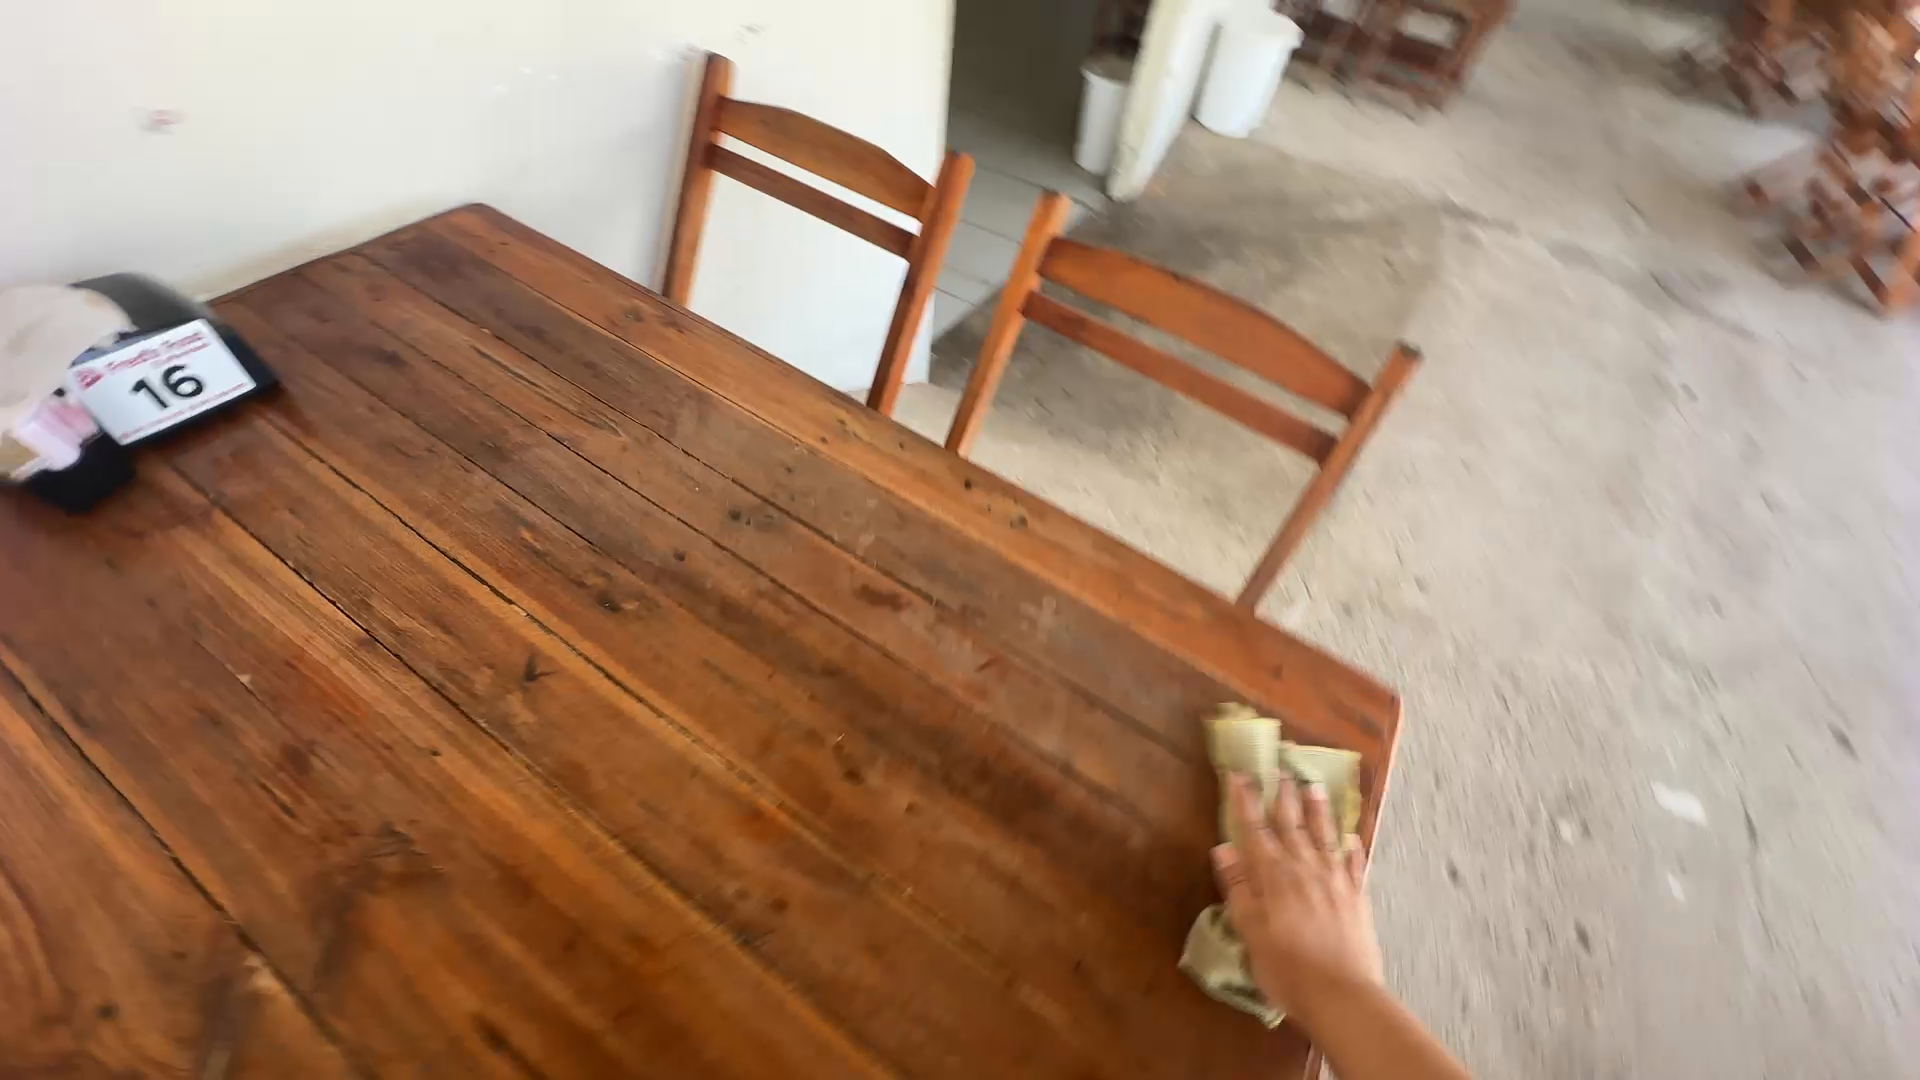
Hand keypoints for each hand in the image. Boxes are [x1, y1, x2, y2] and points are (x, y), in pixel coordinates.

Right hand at [1210, 773, 1383, 1023]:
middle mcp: (1303, 868)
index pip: (1254, 827)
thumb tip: (1223, 847)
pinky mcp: (1357, 898)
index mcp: (1272, 873)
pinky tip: (1352, 837)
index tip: (1239, 774)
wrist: (1341, 995)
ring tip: (1314, 786)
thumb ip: (1238, 886)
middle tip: (1281, 769)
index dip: (1245, 799)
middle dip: (1283, 795)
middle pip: (1291, 823)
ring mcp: (1333, 880)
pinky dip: (1352, 848)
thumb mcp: (1249, 928)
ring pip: (1324, 836)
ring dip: (1318, 810)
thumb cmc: (1284, 965)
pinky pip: (1354, 865)